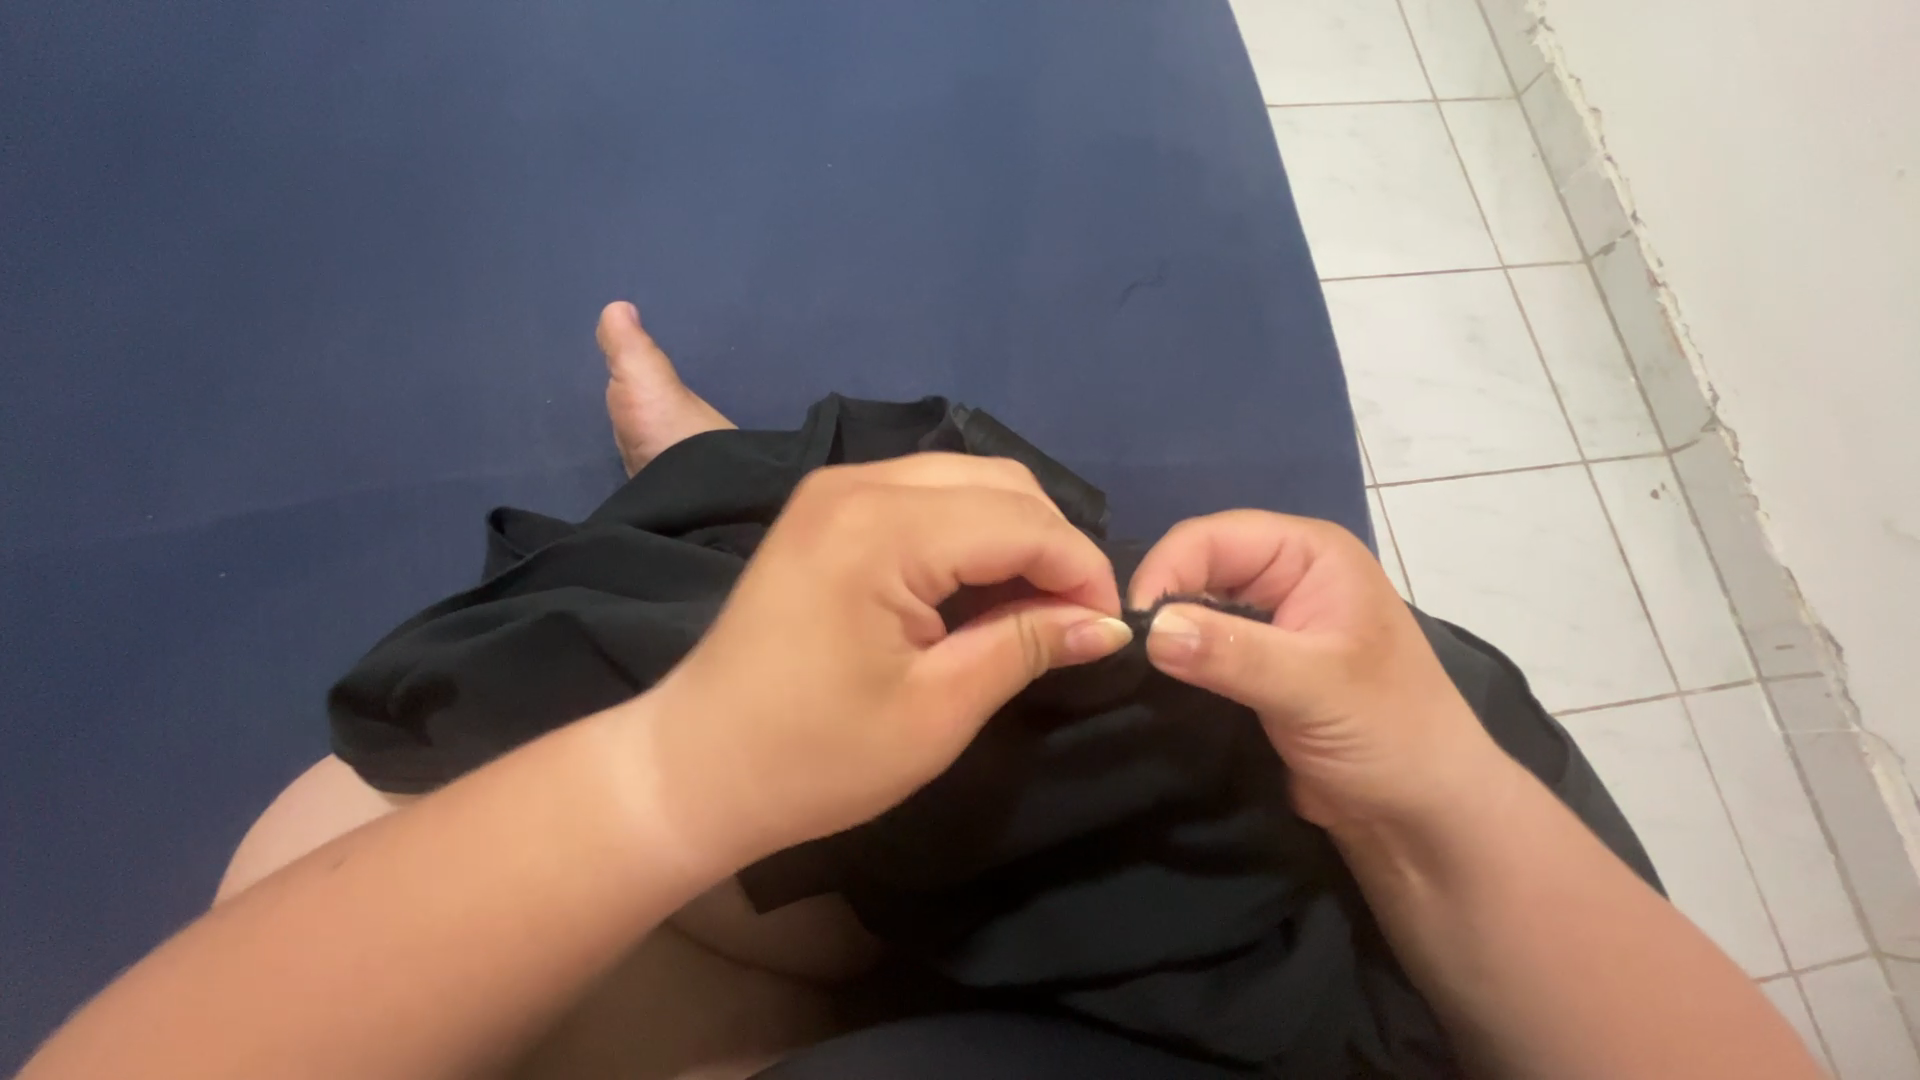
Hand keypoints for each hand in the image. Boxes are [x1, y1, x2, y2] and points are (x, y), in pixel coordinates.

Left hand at [636, 454, 1132, 872]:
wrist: (696, 766)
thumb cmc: (813, 758)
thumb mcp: (936, 712)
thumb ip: (1027, 646)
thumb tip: (1108, 625)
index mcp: (882, 529)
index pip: (1022, 522)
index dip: (1082, 570)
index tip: (1109, 629)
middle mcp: (859, 483)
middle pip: (1000, 483)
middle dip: (1054, 545)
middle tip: (1075, 620)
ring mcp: (836, 488)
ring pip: (967, 480)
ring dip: (1015, 535)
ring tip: (1035, 607)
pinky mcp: (826, 508)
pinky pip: (927, 494)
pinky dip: (970, 531)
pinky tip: (980, 585)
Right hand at [1129, 511, 1502, 831]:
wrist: (1418, 817)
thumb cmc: (1391, 735)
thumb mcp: (1317, 688)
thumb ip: (1235, 654)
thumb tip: (1150, 630)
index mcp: (1308, 553)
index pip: (1212, 537)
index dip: (1166, 571)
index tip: (1132, 628)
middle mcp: (1282, 575)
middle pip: (1194, 567)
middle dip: (1158, 603)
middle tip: (1123, 651)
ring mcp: (1265, 621)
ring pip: (1189, 608)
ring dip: (1161, 636)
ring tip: (1128, 668)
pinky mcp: (1248, 663)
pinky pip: (1195, 647)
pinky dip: (1171, 662)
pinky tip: (1150, 684)